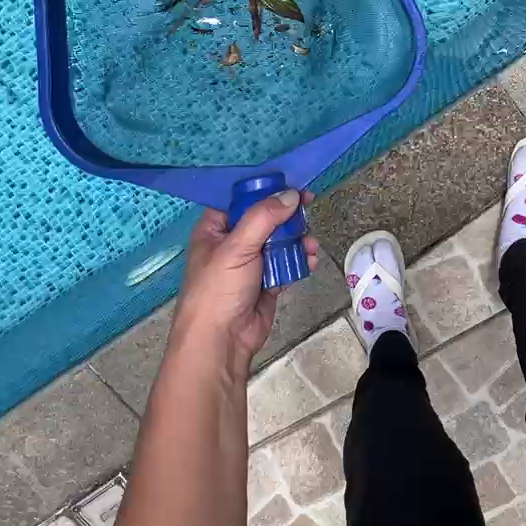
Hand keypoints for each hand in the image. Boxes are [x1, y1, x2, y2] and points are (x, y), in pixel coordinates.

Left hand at [168, 190, 319, 381]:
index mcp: (215, 229)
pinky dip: (300, 259)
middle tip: (308, 206)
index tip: (290, 183)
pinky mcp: (268, 280)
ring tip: (310, 244)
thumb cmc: (218, 290)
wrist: (221, 342)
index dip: (264, 189)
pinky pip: (289, 261)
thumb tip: (292, 194)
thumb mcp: (237, 248)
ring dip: (298, 238)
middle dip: (288, 215)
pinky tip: (309, 260)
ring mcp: (252, 262)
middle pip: (266, 217)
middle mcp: (233, 242)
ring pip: (281, 239)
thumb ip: (264, 217)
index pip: (239, 199)